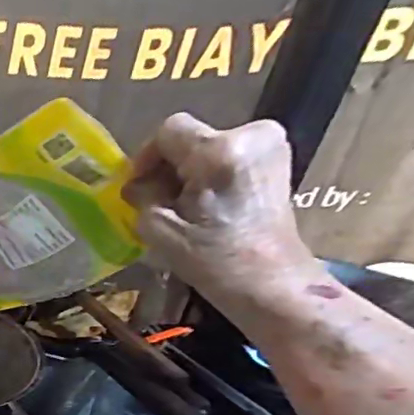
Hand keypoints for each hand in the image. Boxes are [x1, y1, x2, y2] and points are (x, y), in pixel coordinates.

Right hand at [122, 114, 319, 298]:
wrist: (272, 283)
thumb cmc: (216, 264)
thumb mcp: (163, 234)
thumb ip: (143, 200)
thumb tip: (136, 185)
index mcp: (219, 153)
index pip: (169, 131)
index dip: (146, 157)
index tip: (137, 188)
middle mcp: (251, 135)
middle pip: (191, 138)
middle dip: (169, 168)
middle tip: (157, 203)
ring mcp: (269, 143)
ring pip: (209, 146)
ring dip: (189, 173)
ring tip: (182, 208)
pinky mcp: (277, 157)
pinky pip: (229, 154)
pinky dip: (211, 175)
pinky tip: (206, 205)